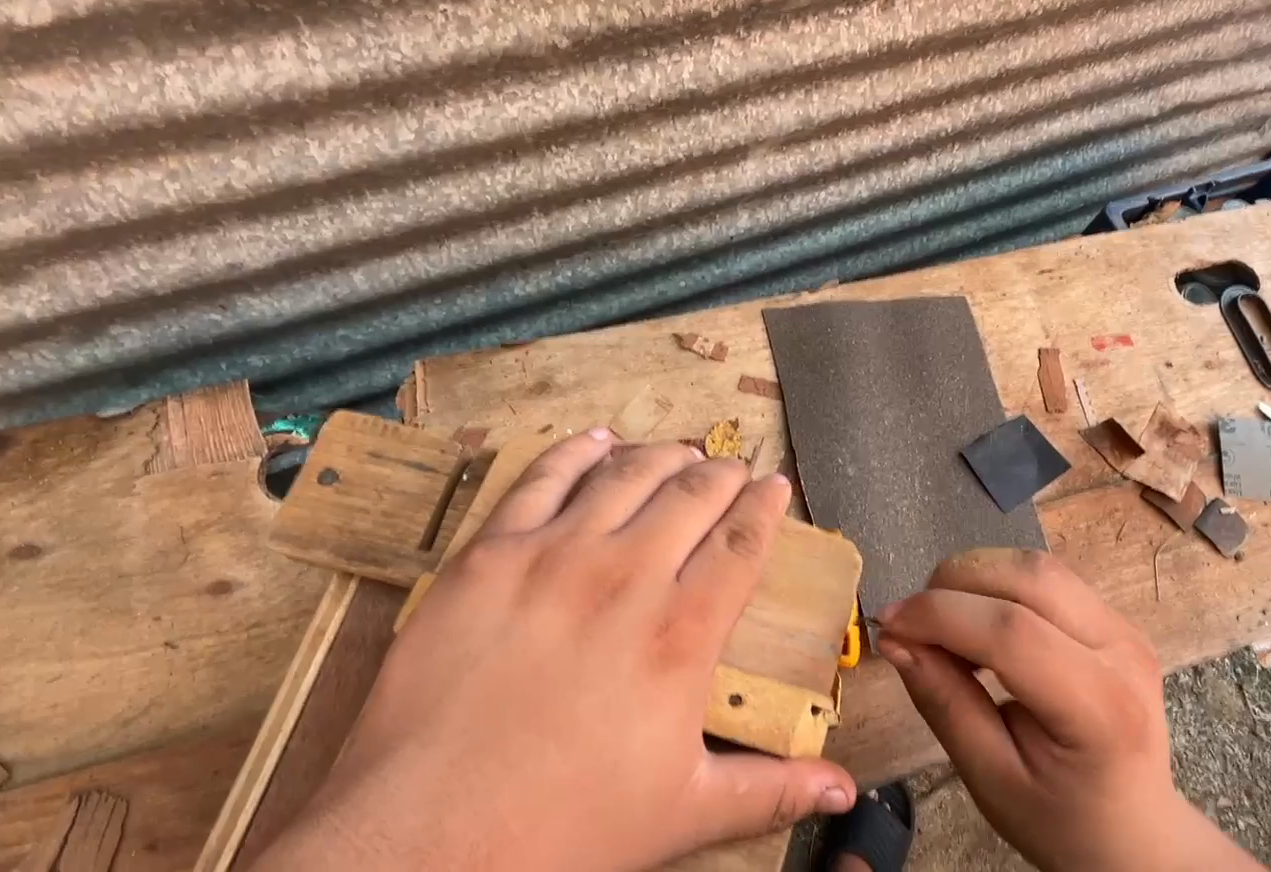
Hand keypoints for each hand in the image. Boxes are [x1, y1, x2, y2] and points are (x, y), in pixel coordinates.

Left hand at [255, 430, 856, 871]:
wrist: (427, 837)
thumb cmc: (563, 829)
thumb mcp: (683, 812)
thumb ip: (770, 787)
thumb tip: (843, 788)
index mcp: (682, 632)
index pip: (742, 543)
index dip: (765, 507)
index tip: (776, 486)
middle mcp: (628, 575)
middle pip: (692, 494)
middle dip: (721, 472)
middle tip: (730, 465)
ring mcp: (555, 555)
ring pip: (626, 475)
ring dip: (662, 454)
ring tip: (679, 449)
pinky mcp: (491, 552)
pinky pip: (542, 478)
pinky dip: (576, 451)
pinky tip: (595, 438)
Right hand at [875, 549, 1259, 871]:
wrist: (1136, 833)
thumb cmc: (1062, 821)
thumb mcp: (991, 780)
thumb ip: (944, 704)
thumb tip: (894, 640)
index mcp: (1101, 708)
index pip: (1011, 632)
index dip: (939, 616)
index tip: (887, 624)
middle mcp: (1122, 649)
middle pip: (1027, 577)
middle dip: (952, 584)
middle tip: (912, 623)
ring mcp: (1123, 625)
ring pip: (1034, 565)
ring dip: (973, 577)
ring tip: (942, 622)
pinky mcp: (1112, 615)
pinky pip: (1043, 576)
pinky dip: (994, 583)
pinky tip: (976, 621)